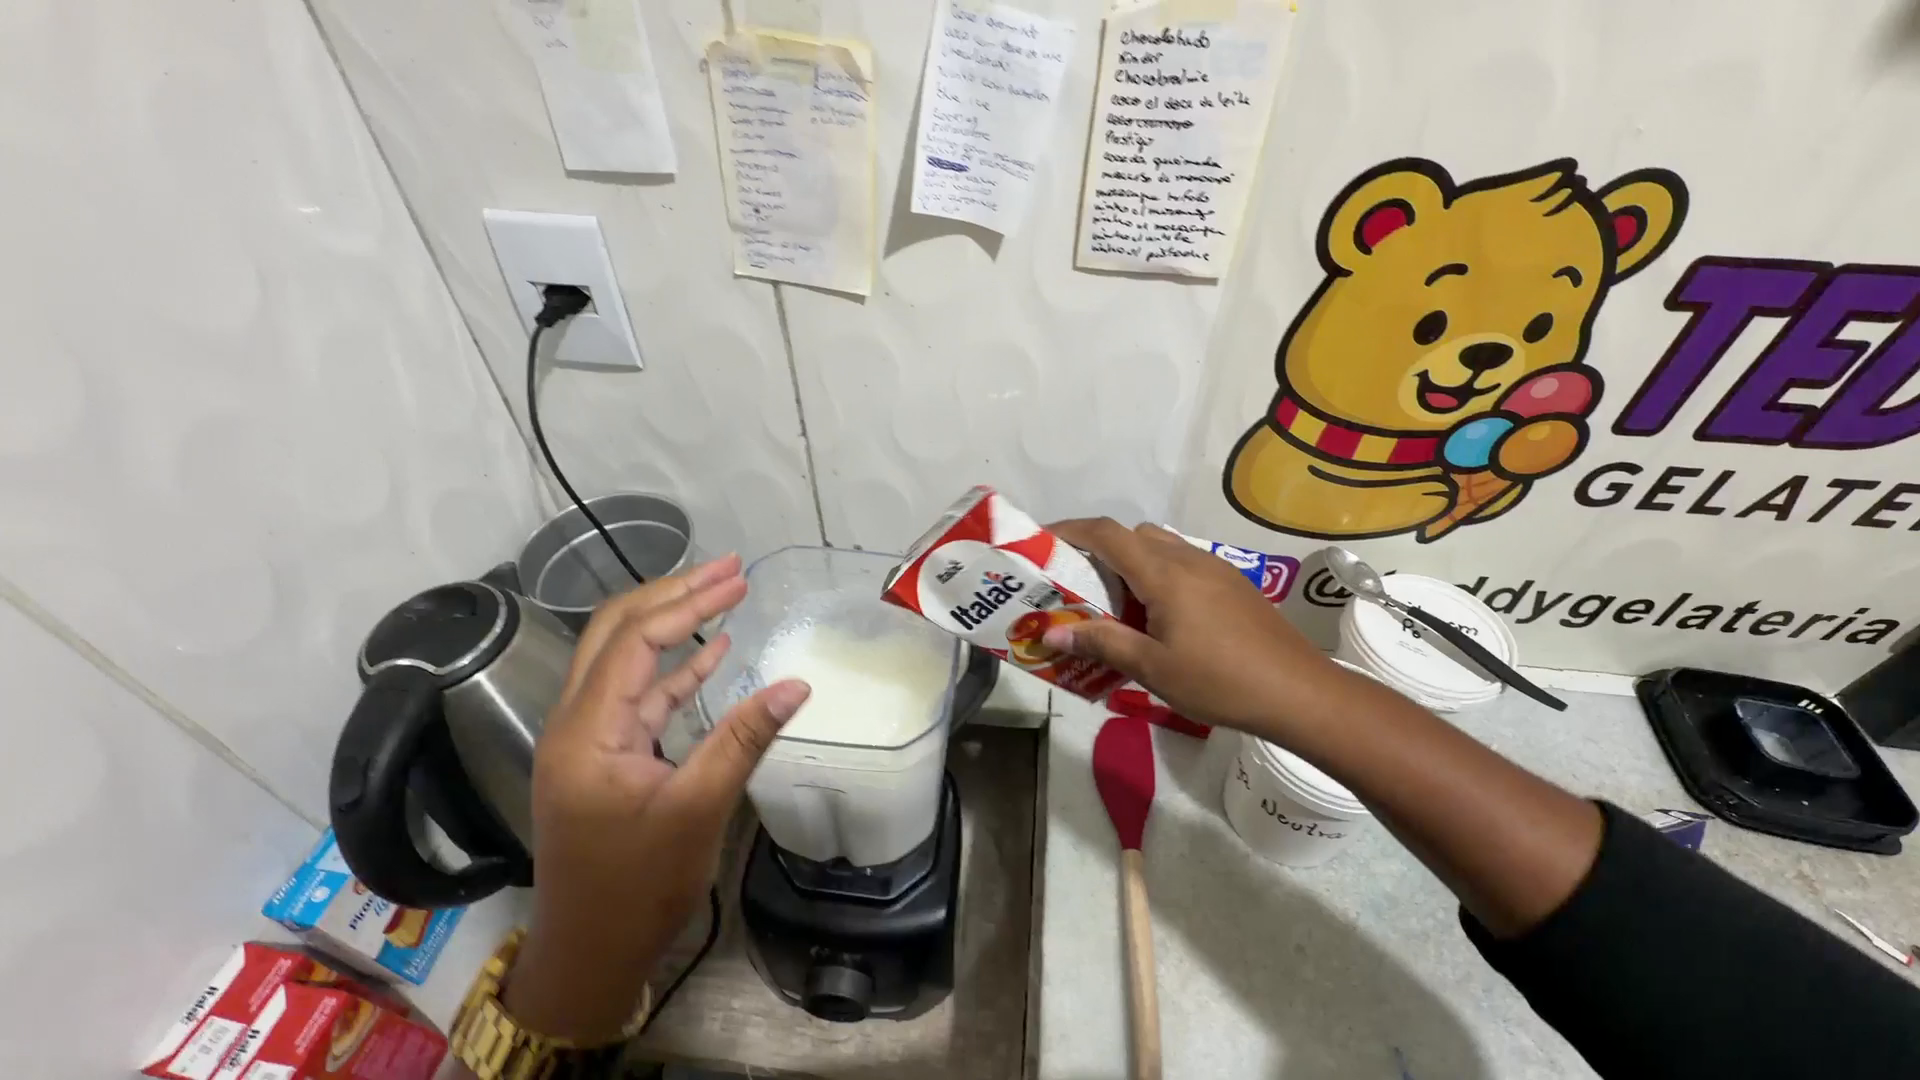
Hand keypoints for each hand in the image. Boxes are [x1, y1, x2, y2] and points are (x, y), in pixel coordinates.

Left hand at [501, 555, 809, 1042]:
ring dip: (674, 626)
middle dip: (674, 595)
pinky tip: (712, 654)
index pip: (634, 640)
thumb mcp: (698, 811)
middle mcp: (577, 722)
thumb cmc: (638, 887)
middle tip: (729, 569)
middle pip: (617, 634)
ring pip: (625, 660)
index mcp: (588, 729)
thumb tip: (796, 685)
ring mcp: (587, 738)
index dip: (688, 603)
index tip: (738, 579)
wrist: (589, 954)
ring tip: (724, 594)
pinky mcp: (605, 756)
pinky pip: (638, 697)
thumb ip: (744, 740)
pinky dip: (675, 671)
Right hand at [1042, 519, 1353, 739]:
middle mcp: (1188, 559)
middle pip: (1133, 535)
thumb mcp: (1153, 668)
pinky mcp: (1232, 584)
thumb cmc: (1220, 681)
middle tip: (1073, 583)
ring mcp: (1215, 569)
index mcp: (1165, 573)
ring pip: (1160, 546)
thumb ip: (1101, 643)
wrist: (1299, 692)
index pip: (1108, 533)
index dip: (1070, 531)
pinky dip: (1156, 574)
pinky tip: (1156, 616)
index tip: (1041, 543)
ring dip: (1130, 562)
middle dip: (1097, 549)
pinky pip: (1182, 563)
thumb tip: (1050, 633)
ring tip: (1112, 603)